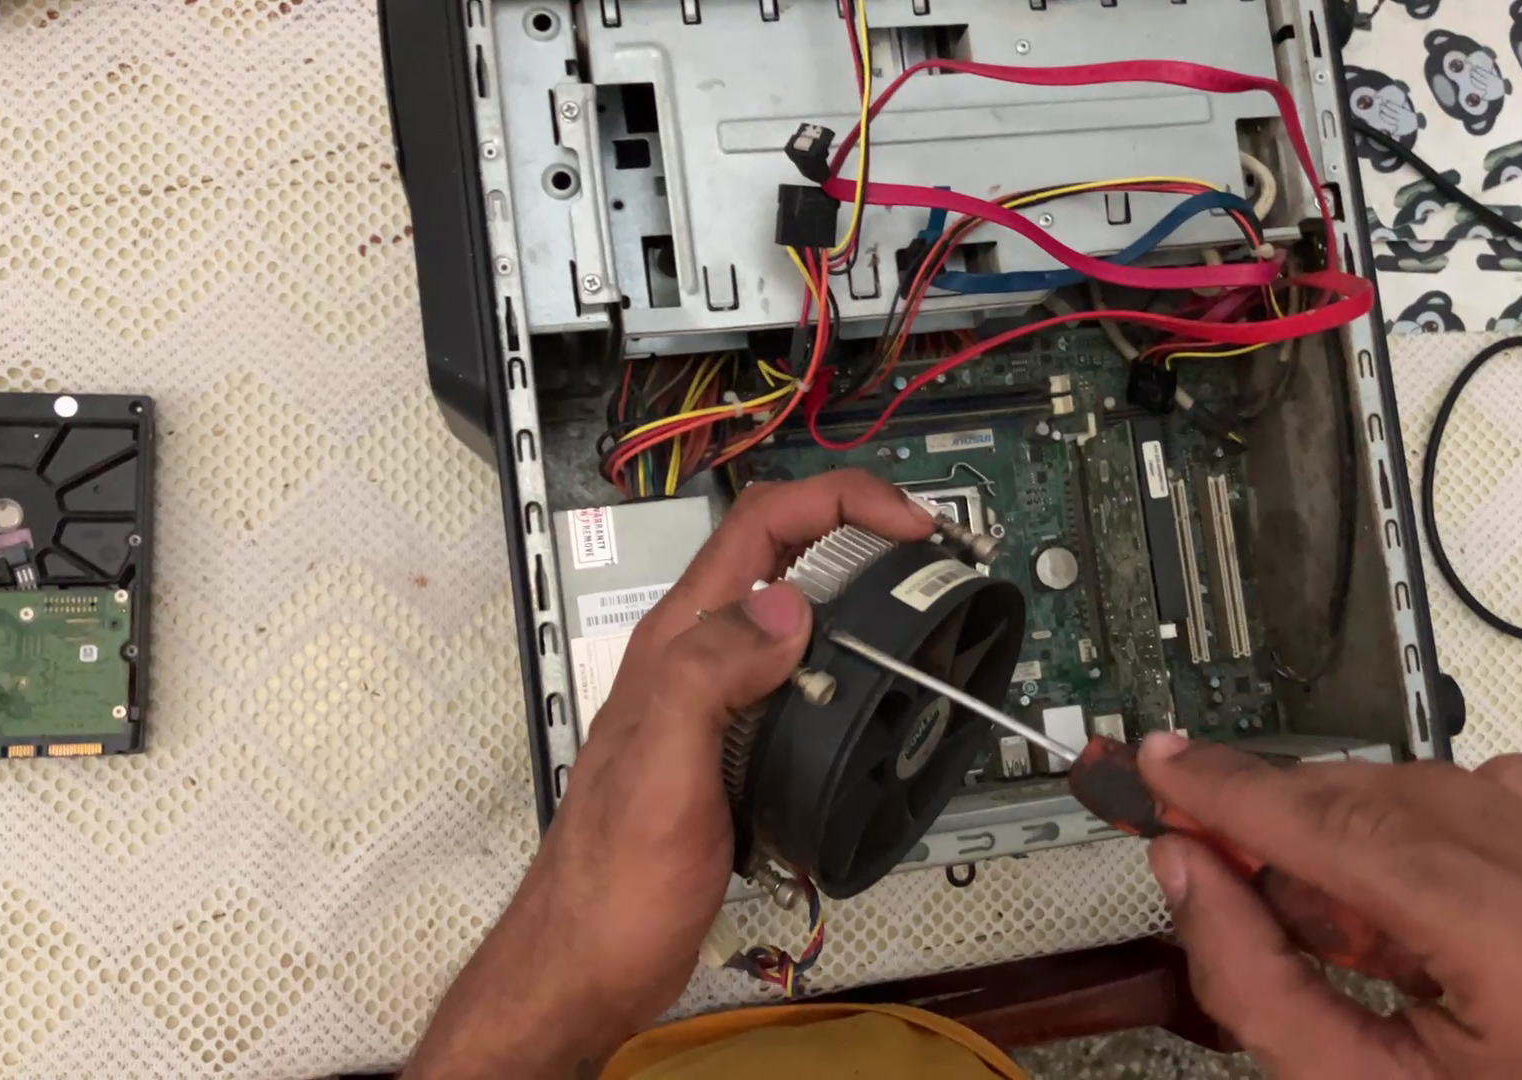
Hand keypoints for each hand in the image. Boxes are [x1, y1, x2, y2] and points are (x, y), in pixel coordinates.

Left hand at [405, 472, 933, 1079]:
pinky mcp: (748, 733)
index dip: (840, 502)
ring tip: (915, 606)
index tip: (907, 525)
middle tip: (925, 556)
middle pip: (787, 551)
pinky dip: (851, 653)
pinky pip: (807, 668)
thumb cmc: (618, 874)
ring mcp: (727, 692)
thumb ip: (708, 673)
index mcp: (684, 636)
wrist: (596, 957)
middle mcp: (706, 650)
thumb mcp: (660, 766)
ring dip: (861, 589)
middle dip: (859, 530)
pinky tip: (878, 679)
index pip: (763, 524)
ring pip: (801, 608)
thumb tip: (790, 605)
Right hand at [1139, 736, 1521, 1079]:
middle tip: (1220, 838)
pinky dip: (1449, 817)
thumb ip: (1249, 975)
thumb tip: (1179, 855)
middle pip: (1392, 801)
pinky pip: (1520, 788)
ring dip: (1369, 822)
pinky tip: (1439, 880)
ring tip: (1353, 905)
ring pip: (1447, 781)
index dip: (1238, 792)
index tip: (1160, 758)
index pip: (1349, 838)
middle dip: (1291, 813)